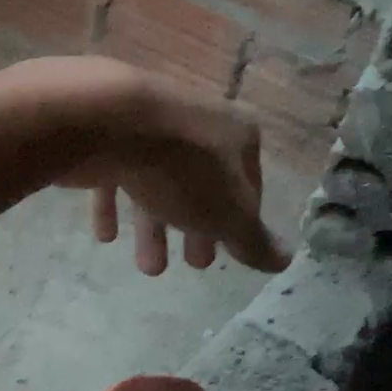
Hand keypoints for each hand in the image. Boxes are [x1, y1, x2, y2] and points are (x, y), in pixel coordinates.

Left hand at [18, 58, 290, 276]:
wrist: (108, 122)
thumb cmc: (183, 169)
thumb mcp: (228, 215)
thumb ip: (254, 240)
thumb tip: (285, 259)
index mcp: (238, 134)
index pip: (252, 184)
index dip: (244, 221)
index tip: (233, 251)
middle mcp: (197, 122)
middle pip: (203, 184)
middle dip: (199, 228)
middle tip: (195, 265)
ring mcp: (152, 124)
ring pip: (159, 182)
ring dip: (155, 228)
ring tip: (149, 269)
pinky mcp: (109, 134)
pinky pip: (117, 173)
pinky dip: (114, 205)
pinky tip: (106, 236)